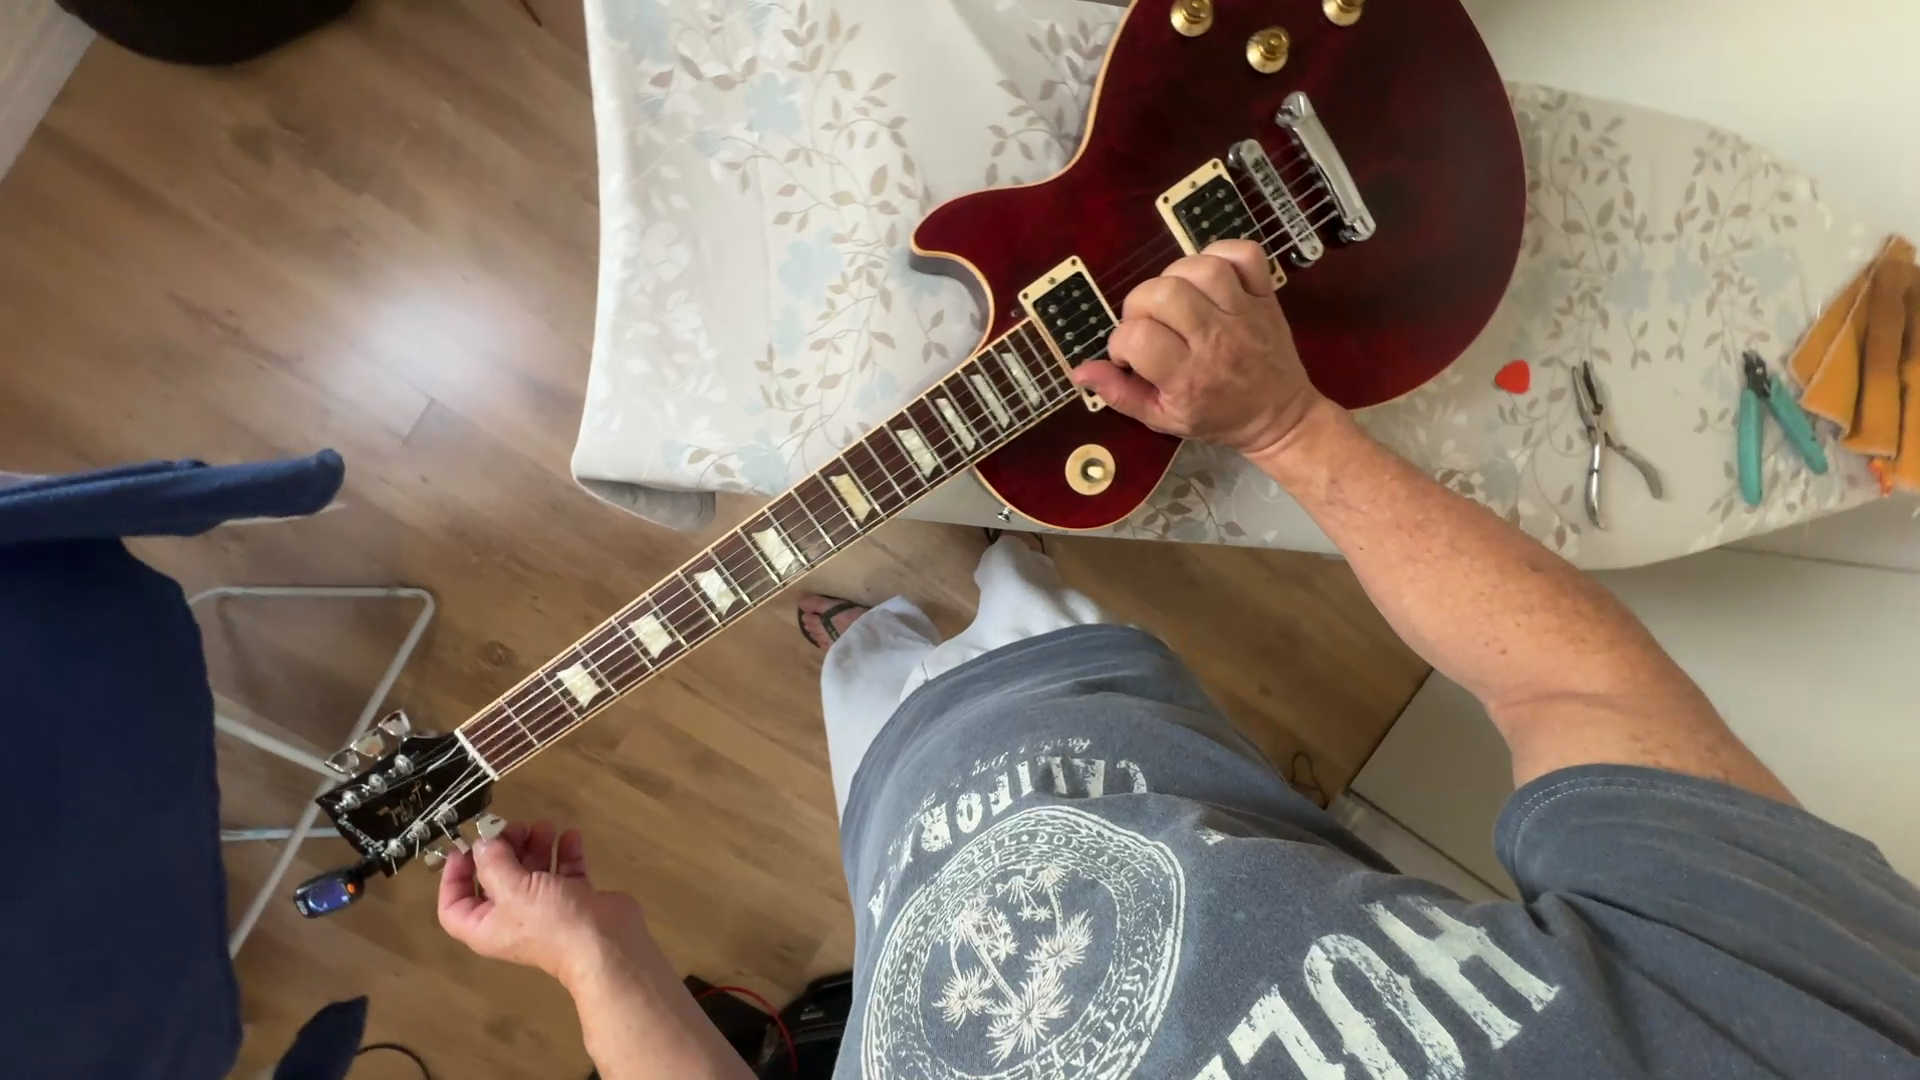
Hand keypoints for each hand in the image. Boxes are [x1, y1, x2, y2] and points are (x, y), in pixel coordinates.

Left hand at [437, 820, 645, 987]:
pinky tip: (571, 836)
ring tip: (545, 826)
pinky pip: (565, 870)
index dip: (454, 877)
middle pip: (498, 880)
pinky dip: (566, 853)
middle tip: (516, 827)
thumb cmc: (551, 921)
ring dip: (536, 847)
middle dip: (504, 851)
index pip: (455, 905)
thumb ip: (495, 864)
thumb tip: (482, 843)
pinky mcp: (575, 897)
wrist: (605, 941)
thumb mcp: (515, 891)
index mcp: (487, 925)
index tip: (467, 846)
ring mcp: (546, 907)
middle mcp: (513, 916)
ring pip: (533, 872)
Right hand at [1072, 240, 1325, 458]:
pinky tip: (1205, 277)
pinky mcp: (1264, 294)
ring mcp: (1243, 312)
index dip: (1120, 342)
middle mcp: (1215, 340)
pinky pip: (1243, 253)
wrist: (1277, 416)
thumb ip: (1119, 394)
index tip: (1129, 356)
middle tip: (1148, 325)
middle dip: (1139, 304)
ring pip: (1199, 268)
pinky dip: (1219, 254)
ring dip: (1174, 277)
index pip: (1137, 337)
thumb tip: (1080, 371)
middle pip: (1163, 293)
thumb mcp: (1160, 419)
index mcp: (1187, 377)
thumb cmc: (1214, 418)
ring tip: (1173, 300)